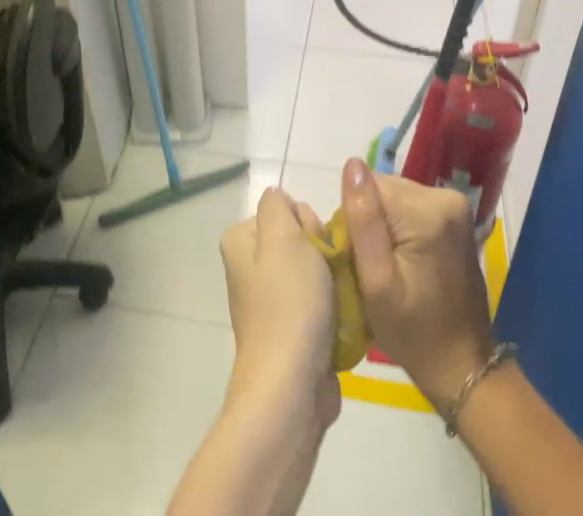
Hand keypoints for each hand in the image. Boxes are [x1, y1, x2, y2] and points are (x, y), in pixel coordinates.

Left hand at [219, 187, 340, 430]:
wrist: (292, 384)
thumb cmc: (290, 304)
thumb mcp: (283, 238)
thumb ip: (278, 206)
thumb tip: (279, 198)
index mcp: (241, 242)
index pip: (285, 209)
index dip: (308, 223)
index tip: (316, 248)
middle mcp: (249, 268)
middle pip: (301, 239)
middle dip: (324, 252)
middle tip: (329, 277)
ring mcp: (270, 301)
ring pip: (316, 270)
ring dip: (335, 281)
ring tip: (341, 301)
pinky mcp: (291, 329)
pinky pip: (321, 302)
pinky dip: (335, 307)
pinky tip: (342, 321)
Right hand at [341, 158, 494, 405]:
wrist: (460, 363)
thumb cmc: (413, 331)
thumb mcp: (376, 281)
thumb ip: (363, 221)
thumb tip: (352, 165)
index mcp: (428, 210)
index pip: (368, 187)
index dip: (353, 221)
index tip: (359, 260)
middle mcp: (447, 198)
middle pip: (382, 190)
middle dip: (368, 223)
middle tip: (371, 269)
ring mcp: (455, 207)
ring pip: (393, 199)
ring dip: (382, 228)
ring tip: (386, 268)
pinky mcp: (455, 219)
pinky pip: (408, 210)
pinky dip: (397, 231)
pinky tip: (401, 263)